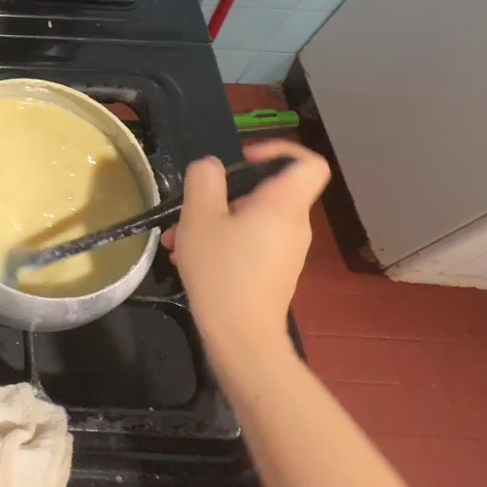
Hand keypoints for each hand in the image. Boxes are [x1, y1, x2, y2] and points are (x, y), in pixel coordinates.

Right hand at [162, 139, 329, 359]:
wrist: (241, 337)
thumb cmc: (221, 270)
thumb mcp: (199, 214)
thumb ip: (205, 178)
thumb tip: (213, 168)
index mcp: (283, 205)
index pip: (308, 163)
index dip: (278, 149)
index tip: (242, 159)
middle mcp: (293, 225)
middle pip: (268, 189)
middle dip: (224, 191)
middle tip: (192, 204)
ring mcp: (287, 250)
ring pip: (251, 216)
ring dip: (214, 217)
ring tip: (178, 236)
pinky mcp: (275, 271)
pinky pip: (249, 239)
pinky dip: (222, 238)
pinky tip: (187, 256)